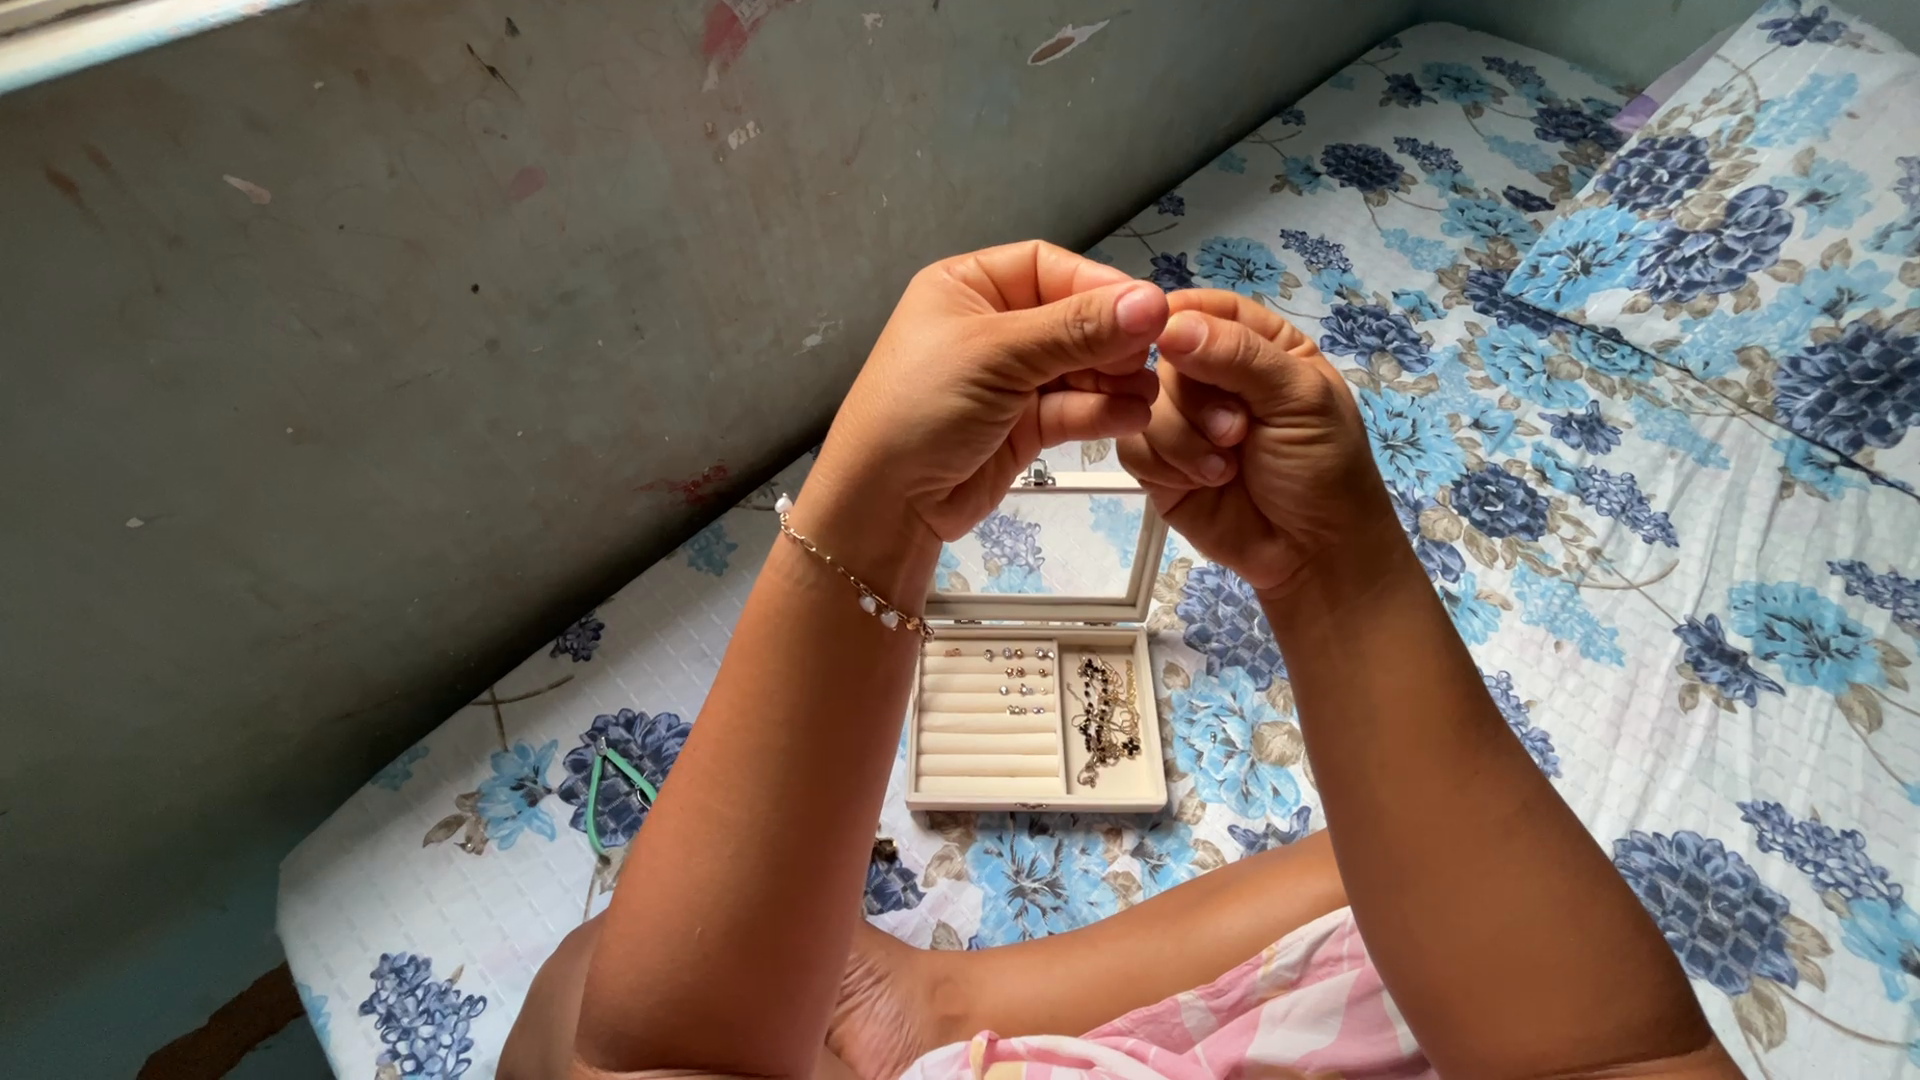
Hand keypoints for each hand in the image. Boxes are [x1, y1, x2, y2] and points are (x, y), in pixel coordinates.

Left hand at [809, 241, 1167, 547]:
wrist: (887, 503)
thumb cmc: (923, 408)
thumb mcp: (996, 356)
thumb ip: (1075, 330)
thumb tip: (1153, 302)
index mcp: (969, 288)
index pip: (1048, 269)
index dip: (1099, 287)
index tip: (1147, 310)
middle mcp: (992, 328)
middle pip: (1071, 320)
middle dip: (1111, 340)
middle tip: (1150, 358)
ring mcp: (1010, 380)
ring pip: (1078, 368)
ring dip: (1114, 379)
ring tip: (1146, 392)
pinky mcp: (1024, 426)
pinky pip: (1073, 408)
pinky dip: (1102, 411)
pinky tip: (1131, 415)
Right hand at [1117, 290, 1396, 597]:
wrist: (1308, 553)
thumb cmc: (1321, 468)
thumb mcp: (1298, 400)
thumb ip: (1238, 357)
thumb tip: (1169, 325)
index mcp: (1256, 346)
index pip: (1205, 309)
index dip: (1179, 319)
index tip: (1165, 338)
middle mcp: (1212, 378)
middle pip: (1164, 359)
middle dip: (1194, 402)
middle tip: (1234, 434)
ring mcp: (1180, 422)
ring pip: (1140, 406)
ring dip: (1180, 440)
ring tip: (1223, 469)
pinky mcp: (1156, 463)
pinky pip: (1131, 447)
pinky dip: (1163, 466)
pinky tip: (1199, 483)